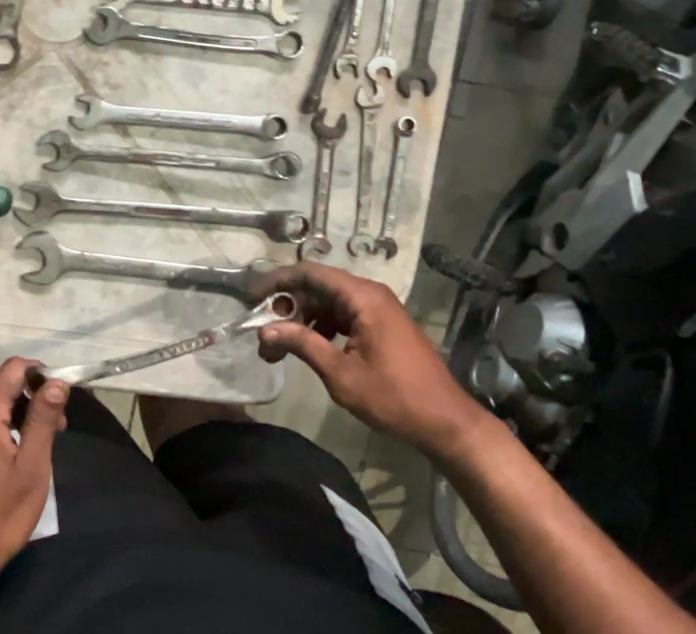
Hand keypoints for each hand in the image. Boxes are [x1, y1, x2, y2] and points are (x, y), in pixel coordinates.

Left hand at [0, 358, 68, 594]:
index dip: (40, 374)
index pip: (13, 368)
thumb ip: (43, 419)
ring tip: (33, 441)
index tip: (59, 399)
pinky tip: (5, 453)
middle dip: (28, 394)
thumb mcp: (31, 468)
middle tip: (54, 425)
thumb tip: (57, 381)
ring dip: (11, 410)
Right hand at [258, 261, 487, 461]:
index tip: (250, 298)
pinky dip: (321, 326)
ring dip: (302, 318)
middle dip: (287, 305)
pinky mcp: (381, 325)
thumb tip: (265, 330)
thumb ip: (302, 344)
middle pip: (318, 286)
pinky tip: (309, 348)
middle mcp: (370, 294)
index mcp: (363, 297)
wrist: (445, 422)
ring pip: (329, 301)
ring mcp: (378, 309)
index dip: (277, 281)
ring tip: (280, 347)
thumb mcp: (341, 374)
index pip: (309, 273)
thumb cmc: (394, 397)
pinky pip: (343, 314)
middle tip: (264, 333)